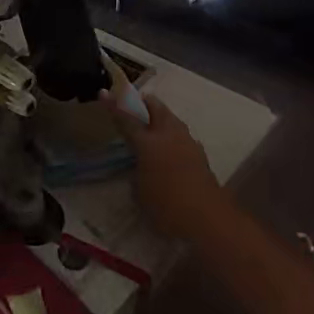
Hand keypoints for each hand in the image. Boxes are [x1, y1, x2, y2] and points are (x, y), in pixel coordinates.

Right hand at [101, 89, 222, 236]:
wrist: (209, 221)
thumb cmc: (166, 206)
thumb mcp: (140, 190)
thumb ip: (137, 171)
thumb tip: (140, 165)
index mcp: (148, 143)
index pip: (127, 118)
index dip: (113, 105)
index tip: (104, 92)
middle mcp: (169, 136)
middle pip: (156, 107)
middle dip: (144, 103)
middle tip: (134, 106)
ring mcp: (188, 143)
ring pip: (171, 119)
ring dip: (160, 117)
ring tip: (151, 126)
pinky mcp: (200, 156)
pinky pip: (181, 135)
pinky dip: (171, 134)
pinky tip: (168, 148)